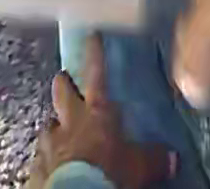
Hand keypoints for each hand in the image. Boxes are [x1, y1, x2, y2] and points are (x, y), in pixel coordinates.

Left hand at [29, 34, 174, 187]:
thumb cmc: (109, 173)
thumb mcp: (139, 165)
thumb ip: (154, 156)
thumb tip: (173, 157)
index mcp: (96, 111)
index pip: (96, 72)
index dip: (94, 53)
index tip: (91, 36)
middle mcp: (70, 121)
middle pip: (62, 90)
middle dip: (63, 83)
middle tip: (64, 79)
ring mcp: (50, 144)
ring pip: (48, 124)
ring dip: (53, 126)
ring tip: (57, 130)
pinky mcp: (35, 167)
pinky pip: (38, 157)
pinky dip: (45, 158)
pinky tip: (48, 164)